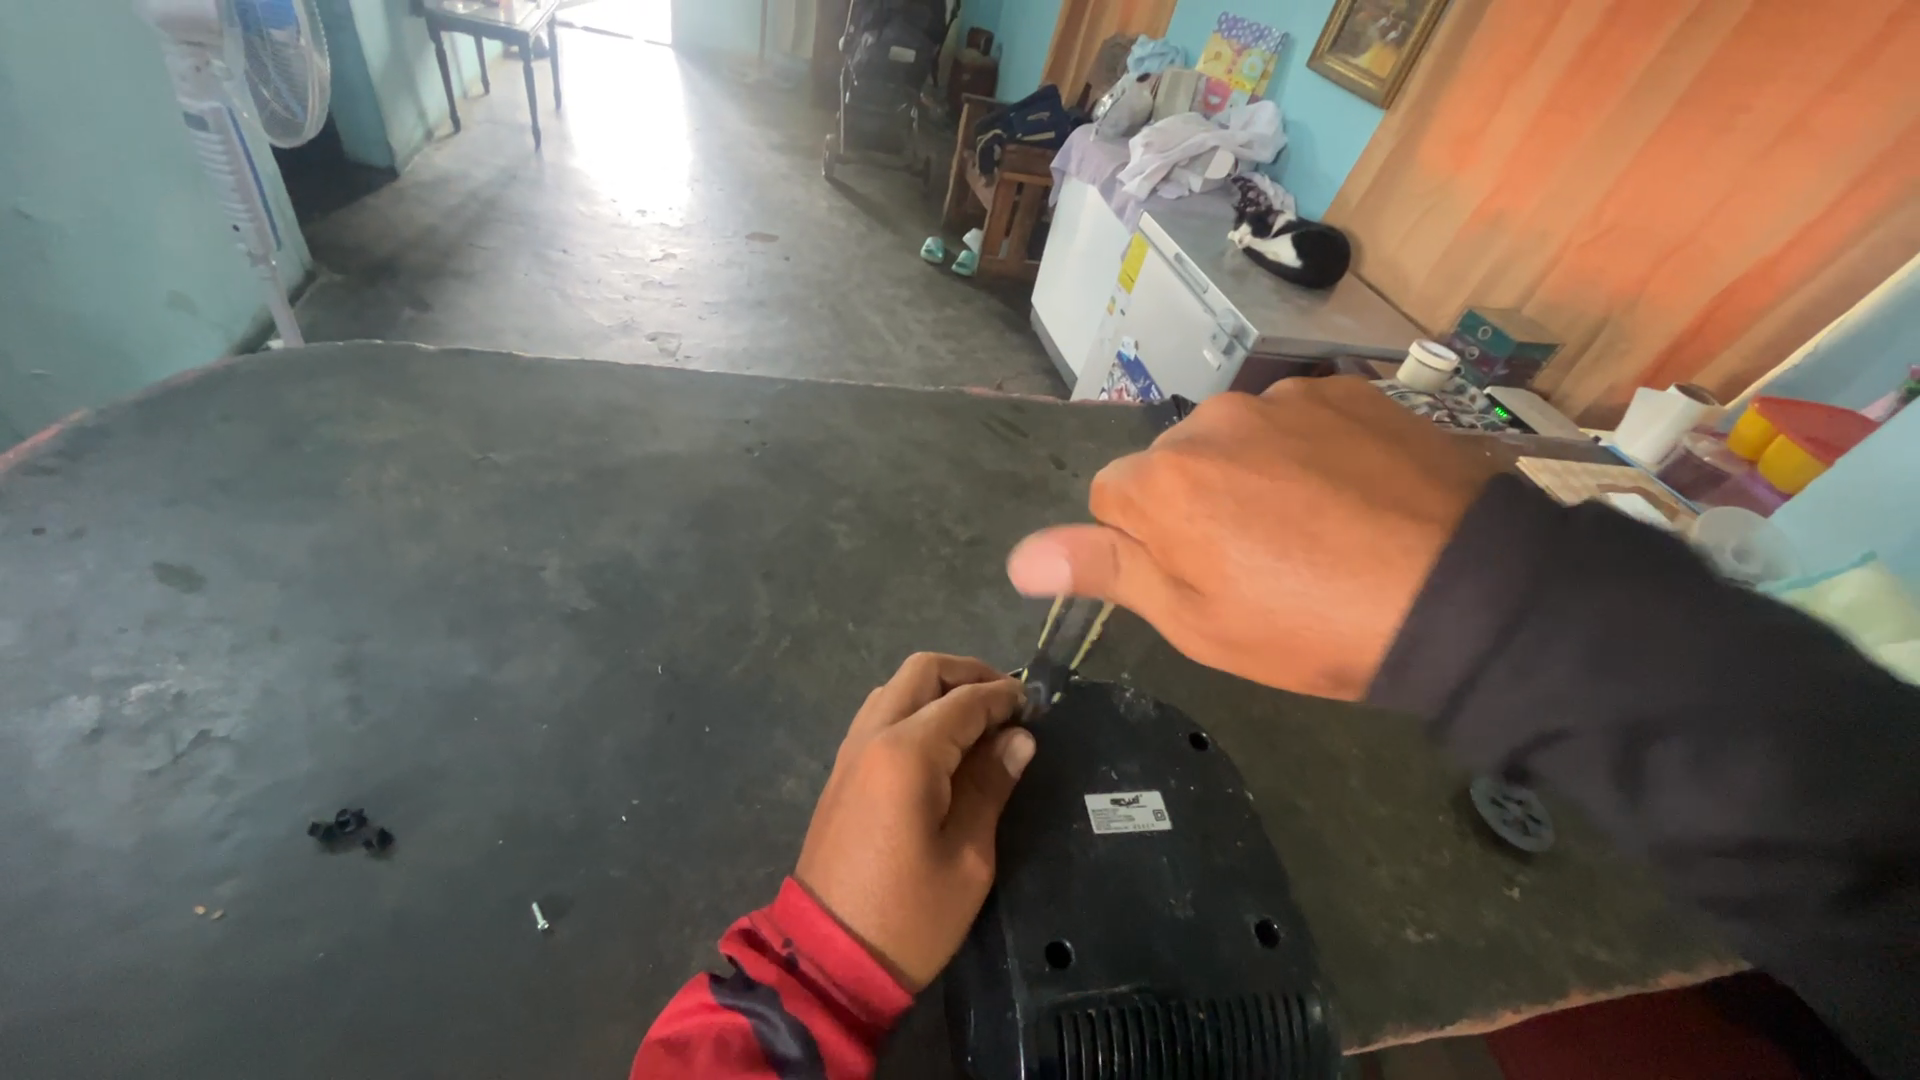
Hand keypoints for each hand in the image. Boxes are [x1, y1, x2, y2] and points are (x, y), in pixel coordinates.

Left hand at [795, 653, 1035, 989]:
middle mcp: (873, 736)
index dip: (1004, 696)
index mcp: (906, 753)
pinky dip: (914, 709)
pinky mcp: (842, 771)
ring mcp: (851, 751)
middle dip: (969, 674)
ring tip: (979, 721)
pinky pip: (880, 715)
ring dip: (938, 689)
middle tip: (1007, 702)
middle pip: (922, 671)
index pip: (964, 700)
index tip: (1036, 705)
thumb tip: (1019, 738)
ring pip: (896, 688)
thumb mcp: (968, 857)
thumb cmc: (908, 916)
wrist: (826, 962)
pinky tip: (942, 742)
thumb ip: (991, 785)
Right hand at [1006, 378, 1497, 699]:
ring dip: (1247, 476)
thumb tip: (1018, 558)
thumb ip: (1104, 571)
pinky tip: (1349, 496)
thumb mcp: (1195, 620)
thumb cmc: (1310, 627)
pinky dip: (1303, 452)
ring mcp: (1283, 398)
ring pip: (1231, 440)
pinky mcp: (1345, 389)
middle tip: (1259, 564)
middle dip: (1191, 507)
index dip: (1145, 547)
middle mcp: (1209, 421)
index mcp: (1162, 482)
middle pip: (1169, 465)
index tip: (1200, 581)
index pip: (1109, 501)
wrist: (1468, 598)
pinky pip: (1292, 421)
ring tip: (1312, 531)